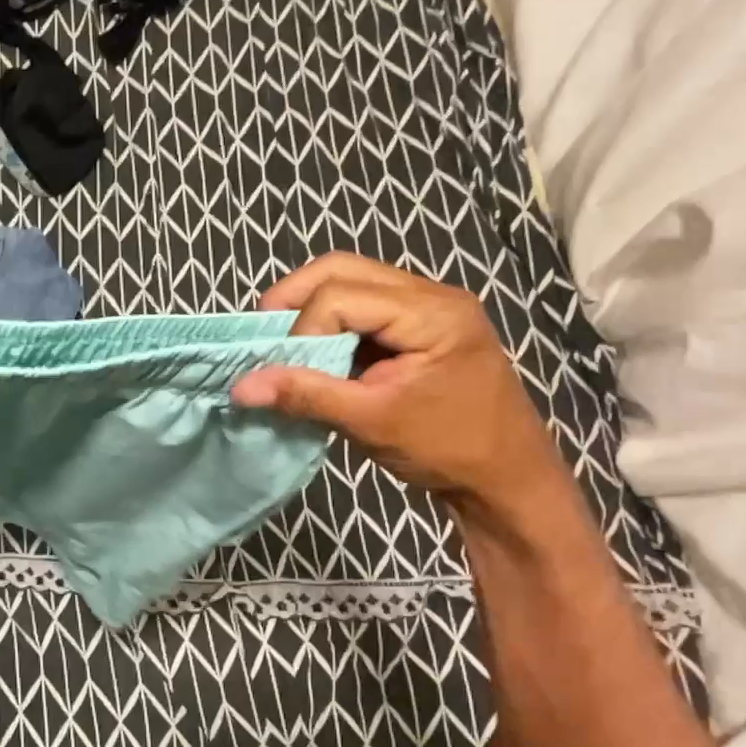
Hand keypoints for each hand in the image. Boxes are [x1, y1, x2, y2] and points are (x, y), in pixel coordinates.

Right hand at [230, 253, 568, 509]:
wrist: (506, 477)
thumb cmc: (448, 448)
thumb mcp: (370, 422)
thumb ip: (305, 395)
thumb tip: (239, 387)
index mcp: (432, 314)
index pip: (338, 296)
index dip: (302, 331)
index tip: (295, 375)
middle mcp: (431, 296)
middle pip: (339, 269)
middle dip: (292, 300)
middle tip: (269, 340)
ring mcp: (426, 307)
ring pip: (346, 280)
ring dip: (307, 310)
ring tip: (290, 349)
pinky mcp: (416, 324)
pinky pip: (359, 303)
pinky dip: (326, 323)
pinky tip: (319, 355)